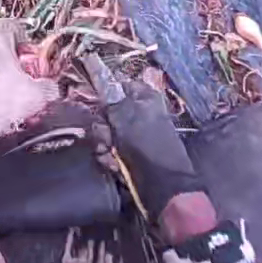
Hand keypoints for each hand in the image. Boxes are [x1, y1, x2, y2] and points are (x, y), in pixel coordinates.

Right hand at [104, 74, 213, 240]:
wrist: (164, 189)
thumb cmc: (148, 148)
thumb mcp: (126, 120)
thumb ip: (111, 100)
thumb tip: (100, 73)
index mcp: (145, 99)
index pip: (119, 86)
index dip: (106, 95)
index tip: (97, 106)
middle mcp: (140, 115)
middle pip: (107, 111)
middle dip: (102, 126)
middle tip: (106, 137)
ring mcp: (135, 136)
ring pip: (105, 132)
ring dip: (103, 145)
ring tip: (109, 155)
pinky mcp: (130, 154)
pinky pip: (109, 149)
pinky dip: (108, 158)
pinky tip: (113, 165)